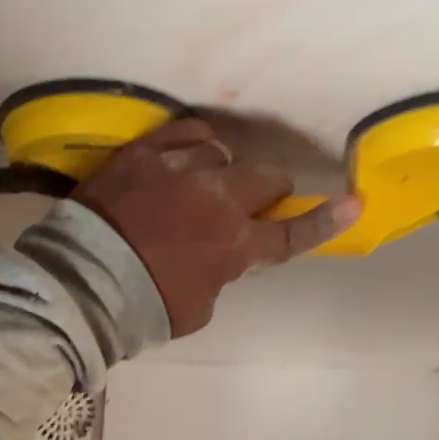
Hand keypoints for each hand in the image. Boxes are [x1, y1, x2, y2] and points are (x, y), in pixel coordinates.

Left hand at [71, 117, 360, 338]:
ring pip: (224, 153)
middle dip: (267, 193)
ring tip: (204, 184)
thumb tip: (218, 256)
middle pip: (264, 180)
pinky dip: (196, 143)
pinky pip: (186, 130)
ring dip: (223, 170)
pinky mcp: (146, 152)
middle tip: (253, 204)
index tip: (353, 205)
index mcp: (235, 245)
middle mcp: (218, 199)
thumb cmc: (145, 309)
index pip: (290, 234)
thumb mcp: (198, 308)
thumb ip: (218, 275)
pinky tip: (191, 151)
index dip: (322, 223)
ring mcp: (182, 169)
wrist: (86, 284)